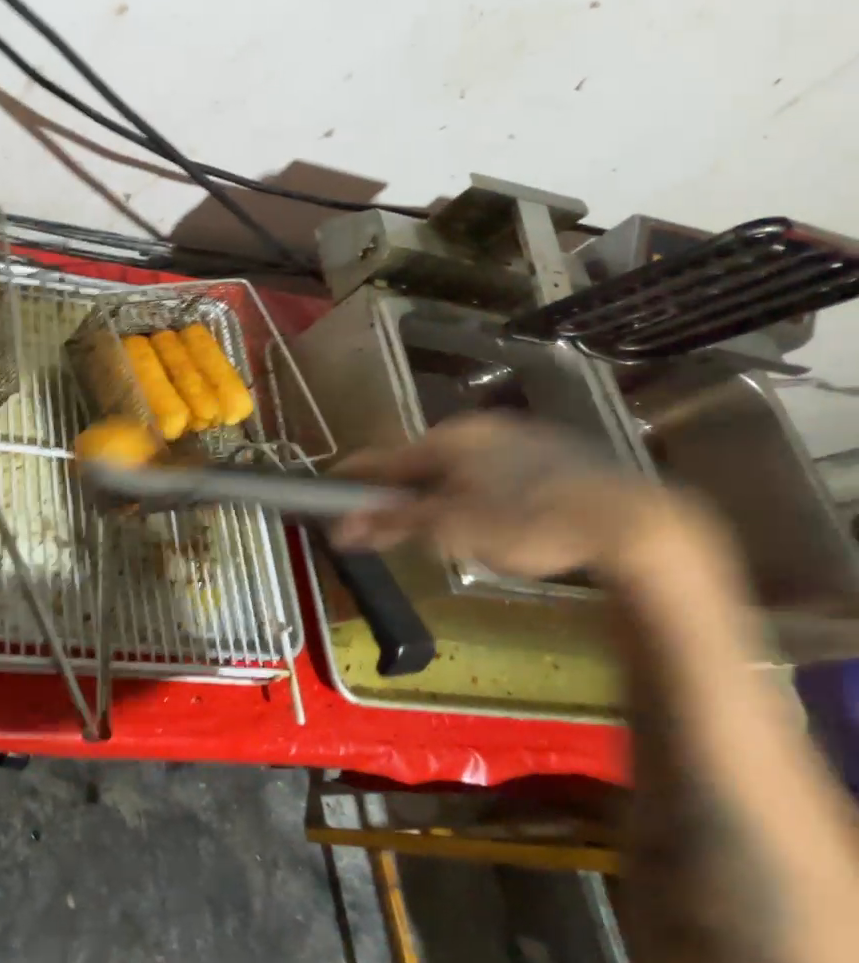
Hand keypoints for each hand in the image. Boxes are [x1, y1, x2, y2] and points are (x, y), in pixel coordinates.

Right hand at [330, 412, 670, 579]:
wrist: (634, 528)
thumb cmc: (527, 523)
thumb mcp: (449, 530)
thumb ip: (390, 523)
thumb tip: (339, 527)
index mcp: (449, 437)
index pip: (380, 459)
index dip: (352, 483)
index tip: (328, 503)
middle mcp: (480, 429)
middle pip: (418, 463)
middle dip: (396, 495)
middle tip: (380, 530)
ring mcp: (521, 440)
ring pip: (456, 470)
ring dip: (435, 498)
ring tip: (434, 534)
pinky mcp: (555, 459)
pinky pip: (492, 475)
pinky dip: (473, 497)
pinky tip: (485, 524)